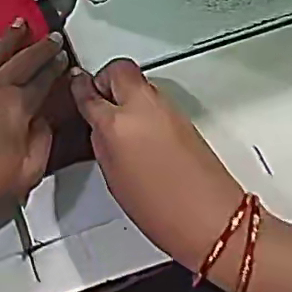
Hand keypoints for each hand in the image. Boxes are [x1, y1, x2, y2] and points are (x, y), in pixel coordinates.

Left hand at [0, 19, 68, 228]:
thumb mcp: (29, 169)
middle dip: (41, 46)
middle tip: (52, 38)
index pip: (44, 78)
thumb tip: (44, 121)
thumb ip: (43, 138)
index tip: (64, 60)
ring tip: (21, 25)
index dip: (57, 67)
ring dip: (11, 36)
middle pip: (24, 58)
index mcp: (18, 106)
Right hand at [71, 59, 243, 269]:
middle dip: (105, 78)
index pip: (89, 92)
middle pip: (118, 69)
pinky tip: (141, 130)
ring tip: (122, 118)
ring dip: (126, 92)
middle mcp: (143, 108)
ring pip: (139, 81)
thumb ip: (101, 142)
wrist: (214, 221)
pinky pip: (156, 98)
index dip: (79, 88)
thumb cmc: (166, 211)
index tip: (77, 85)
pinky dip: (144, 106)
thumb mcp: (113, 177)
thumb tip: (98, 126)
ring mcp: (167, 109)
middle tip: (99, 94)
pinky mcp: (185, 117)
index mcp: (117, 124)